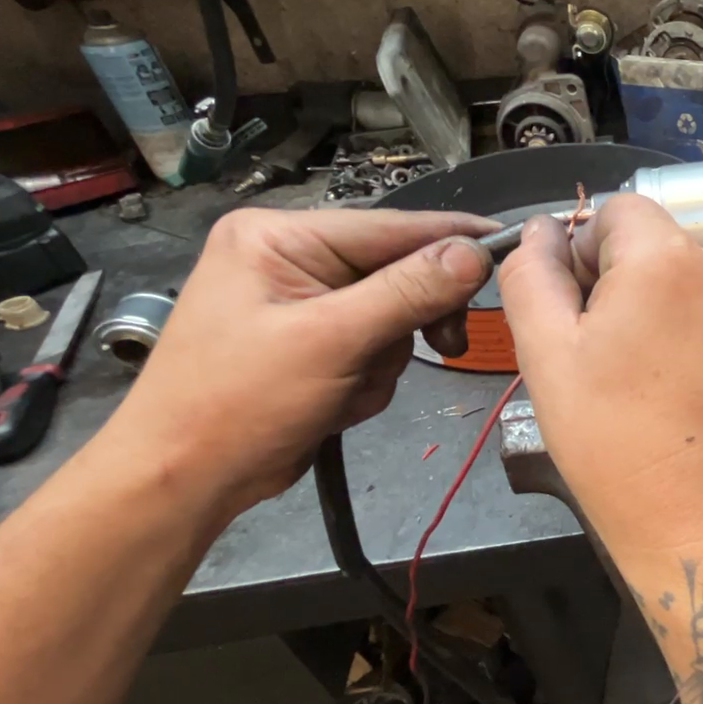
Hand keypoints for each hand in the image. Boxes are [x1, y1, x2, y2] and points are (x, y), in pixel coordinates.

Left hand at [103, 207, 498, 513]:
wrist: (187, 476)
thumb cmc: (243, 401)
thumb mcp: (334, 341)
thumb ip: (409, 291)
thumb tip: (476, 252)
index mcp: (282, 237)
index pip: (394, 227)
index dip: (457, 239)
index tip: (515, 247)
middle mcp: (294, 257)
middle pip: (400, 270)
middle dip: (415, 317)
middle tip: (443, 347)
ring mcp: (305, 300)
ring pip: (397, 312)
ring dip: (390, 355)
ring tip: (355, 387)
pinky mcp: (315, 339)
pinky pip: (378, 342)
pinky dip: (374, 373)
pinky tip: (343, 397)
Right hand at [499, 194, 702, 555]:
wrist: (695, 509)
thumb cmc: (612, 436)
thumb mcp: (545, 351)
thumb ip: (531, 271)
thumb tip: (542, 230)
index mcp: (667, 258)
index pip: (620, 210)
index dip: (589, 250)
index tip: (582, 305)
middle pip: (661, 243)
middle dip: (628, 278)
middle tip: (612, 348)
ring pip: (696, 277)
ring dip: (669, 304)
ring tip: (653, 370)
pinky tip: (689, 380)